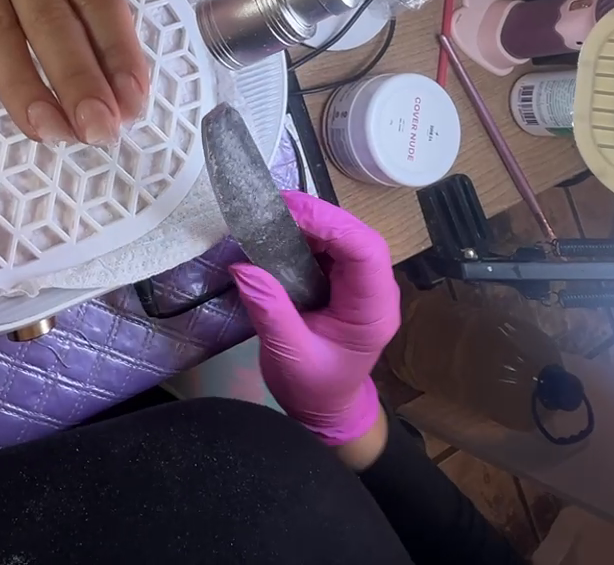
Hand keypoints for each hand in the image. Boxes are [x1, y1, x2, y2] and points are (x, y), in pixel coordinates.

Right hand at [230, 190, 399, 447]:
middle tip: (272, 206)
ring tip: (268, 213)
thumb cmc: (314, 388)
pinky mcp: (338, 277)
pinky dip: (300, 231)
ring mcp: (356, 281)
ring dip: (306, 219)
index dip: (332, 225)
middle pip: (354, 235)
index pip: (366, 252)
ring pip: (339, 233)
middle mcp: (372, 288)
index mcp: (372, 310)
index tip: (290, 214)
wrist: (324, 408)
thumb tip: (242, 266)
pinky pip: (324, 242)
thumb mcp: (289, 355)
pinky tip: (275, 228)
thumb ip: (270, 312)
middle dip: (316, 215)